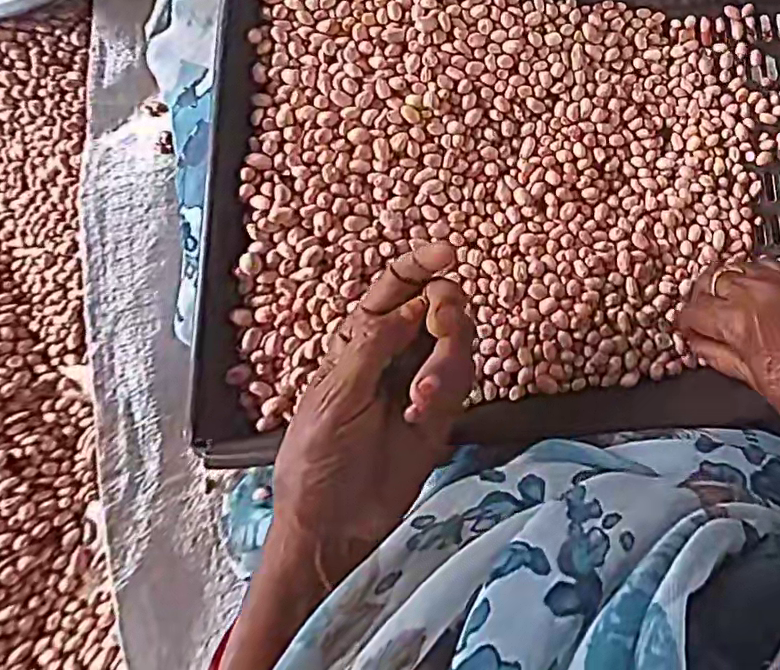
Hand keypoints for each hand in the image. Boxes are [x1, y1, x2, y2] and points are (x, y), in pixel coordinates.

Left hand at [266, 242, 474, 590]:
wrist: (334, 528)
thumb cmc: (316, 460)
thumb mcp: (333, 398)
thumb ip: (373, 347)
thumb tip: (410, 306)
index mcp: (362, 337)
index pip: (396, 284)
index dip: (420, 263)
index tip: (447, 252)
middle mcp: (398, 349)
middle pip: (438, 302)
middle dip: (445, 309)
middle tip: (440, 326)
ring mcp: (423, 376)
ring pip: (458, 337)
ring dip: (447, 357)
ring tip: (421, 397)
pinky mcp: (443, 406)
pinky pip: (463, 377)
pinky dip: (448, 388)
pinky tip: (421, 414)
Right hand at [676, 259, 779, 454]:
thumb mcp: (760, 385)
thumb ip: (723, 357)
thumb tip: (701, 345)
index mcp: (743, 322)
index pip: (694, 310)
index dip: (686, 323)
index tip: (687, 331)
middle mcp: (761, 293)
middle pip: (711, 282)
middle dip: (702, 301)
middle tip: (703, 320)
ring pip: (737, 268)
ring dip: (727, 285)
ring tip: (729, 307)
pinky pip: (768, 266)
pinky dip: (756, 277)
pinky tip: (758, 296)